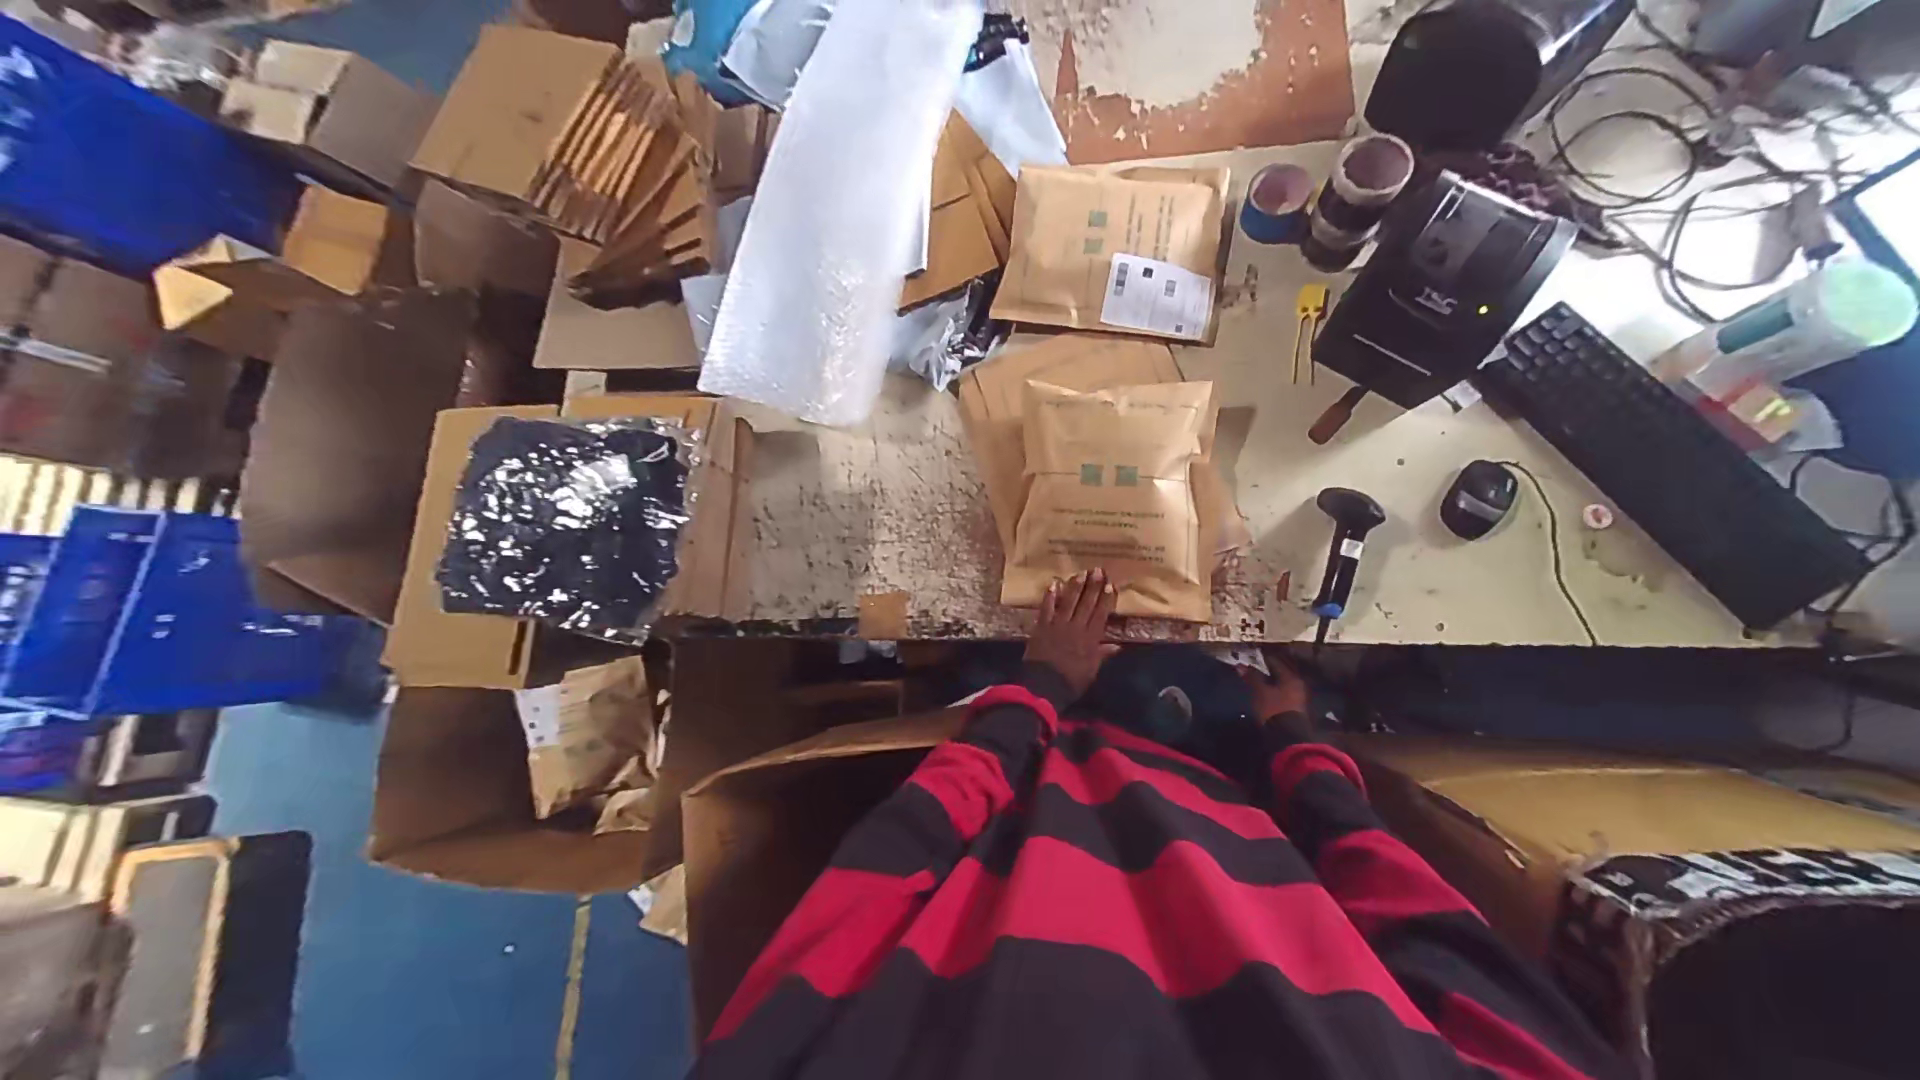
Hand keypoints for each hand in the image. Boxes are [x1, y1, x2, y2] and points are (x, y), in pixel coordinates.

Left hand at [1025, 569, 1120, 700]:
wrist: (1044, 685)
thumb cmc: (1071, 681)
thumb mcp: (1091, 671)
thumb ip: (1102, 655)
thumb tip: (1117, 645)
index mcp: (1090, 639)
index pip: (1101, 614)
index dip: (1106, 599)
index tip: (1111, 585)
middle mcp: (1076, 627)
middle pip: (1086, 604)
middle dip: (1093, 587)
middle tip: (1097, 570)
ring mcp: (1057, 625)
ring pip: (1068, 602)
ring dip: (1074, 587)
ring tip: (1080, 573)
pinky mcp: (1041, 626)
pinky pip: (1047, 608)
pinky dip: (1050, 596)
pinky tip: (1053, 584)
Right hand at [1237, 652, 1308, 721]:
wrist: (1288, 736)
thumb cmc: (1274, 709)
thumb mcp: (1260, 691)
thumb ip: (1252, 677)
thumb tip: (1240, 665)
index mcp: (1291, 677)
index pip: (1275, 661)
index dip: (1263, 657)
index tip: (1253, 654)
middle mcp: (1297, 684)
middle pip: (1280, 672)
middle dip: (1268, 669)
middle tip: (1253, 665)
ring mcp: (1297, 697)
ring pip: (1281, 683)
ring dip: (1271, 680)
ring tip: (1257, 678)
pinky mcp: (1294, 707)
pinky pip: (1282, 692)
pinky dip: (1274, 689)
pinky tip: (1265, 690)